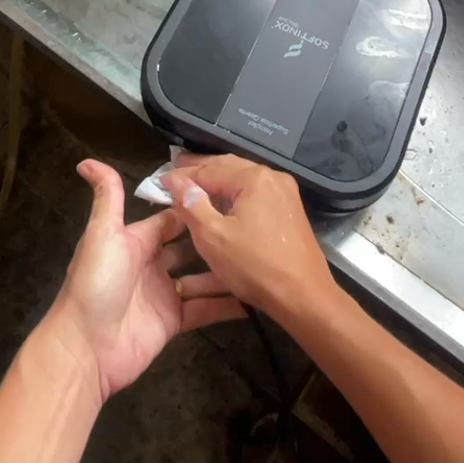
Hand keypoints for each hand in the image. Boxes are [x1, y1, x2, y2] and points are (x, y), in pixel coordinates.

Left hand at [42, 159, 245, 400]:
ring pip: (203, 276)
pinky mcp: (174, 322)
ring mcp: (165, 294)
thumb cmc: (95, 283)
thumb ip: (106, 197)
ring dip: (225, 270)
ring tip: (258, 259)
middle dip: (216, 236)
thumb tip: (86, 160)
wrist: (85, 349)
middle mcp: (153, 263)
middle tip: (251, 227)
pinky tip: (254, 297)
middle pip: (192, 245)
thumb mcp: (101, 233)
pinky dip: (226, 305)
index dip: (195, 206)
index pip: (173, 218)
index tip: (228, 195)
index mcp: (138, 240)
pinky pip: (205, 309)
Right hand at [160, 154, 340, 326]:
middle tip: (174, 170)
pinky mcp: (288, 210)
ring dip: (216, 181)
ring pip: (242, 179)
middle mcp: (272, 177)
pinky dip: (233, 194)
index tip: (159, 181)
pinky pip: (254, 193)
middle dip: (199, 169)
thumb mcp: (214, 237)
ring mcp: (284, 193)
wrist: (304, 296)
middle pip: (228, 167)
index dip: (182, 175)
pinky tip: (220, 202)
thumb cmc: (255, 267)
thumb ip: (192, 205)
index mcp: (254, 178)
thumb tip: (176, 180)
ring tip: (193, 184)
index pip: (209, 169)